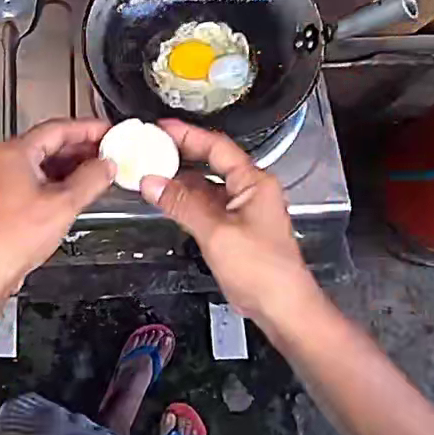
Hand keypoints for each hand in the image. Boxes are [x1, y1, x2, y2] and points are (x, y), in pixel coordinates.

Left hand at [0, 118, 114, 294]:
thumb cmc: (8, 239)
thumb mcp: (63, 205)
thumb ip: (91, 179)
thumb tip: (106, 166)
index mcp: (14, 153)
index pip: (58, 128)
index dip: (88, 128)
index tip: (107, 131)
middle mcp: (0, 161)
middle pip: (47, 144)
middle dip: (80, 148)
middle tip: (107, 152)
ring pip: (39, 164)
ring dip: (68, 167)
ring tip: (95, 173)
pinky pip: (30, 181)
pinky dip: (54, 182)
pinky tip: (71, 193)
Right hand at [139, 119, 323, 324]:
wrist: (283, 307)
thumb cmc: (262, 269)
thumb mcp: (216, 232)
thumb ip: (182, 204)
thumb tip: (151, 182)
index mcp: (253, 182)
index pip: (217, 147)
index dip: (188, 134)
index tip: (161, 127)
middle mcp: (250, 190)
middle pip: (212, 163)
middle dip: (181, 155)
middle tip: (151, 147)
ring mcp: (244, 210)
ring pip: (207, 186)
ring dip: (182, 181)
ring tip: (152, 172)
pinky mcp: (236, 229)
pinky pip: (208, 206)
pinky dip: (187, 202)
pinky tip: (168, 201)